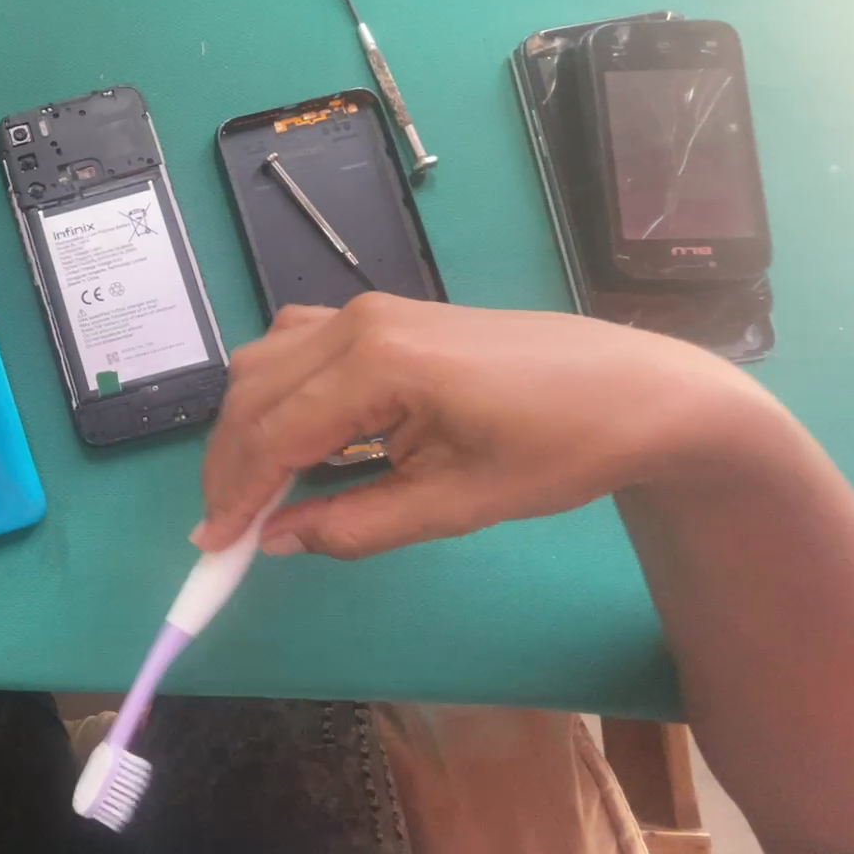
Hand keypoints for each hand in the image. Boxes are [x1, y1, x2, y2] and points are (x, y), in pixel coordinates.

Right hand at [197, 294, 781, 557]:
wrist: (641, 389)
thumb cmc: (562, 450)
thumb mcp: (457, 505)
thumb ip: (354, 524)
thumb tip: (274, 539)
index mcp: (380, 363)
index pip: (276, 433)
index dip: (237, 492)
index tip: (213, 543)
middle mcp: (354, 323)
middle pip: (253, 395)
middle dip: (229, 463)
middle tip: (224, 522)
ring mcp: (359, 310)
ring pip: (260, 365)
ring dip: (243, 426)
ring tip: (249, 482)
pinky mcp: (369, 315)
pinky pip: (288, 345)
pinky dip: (268, 390)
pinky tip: (283, 423)